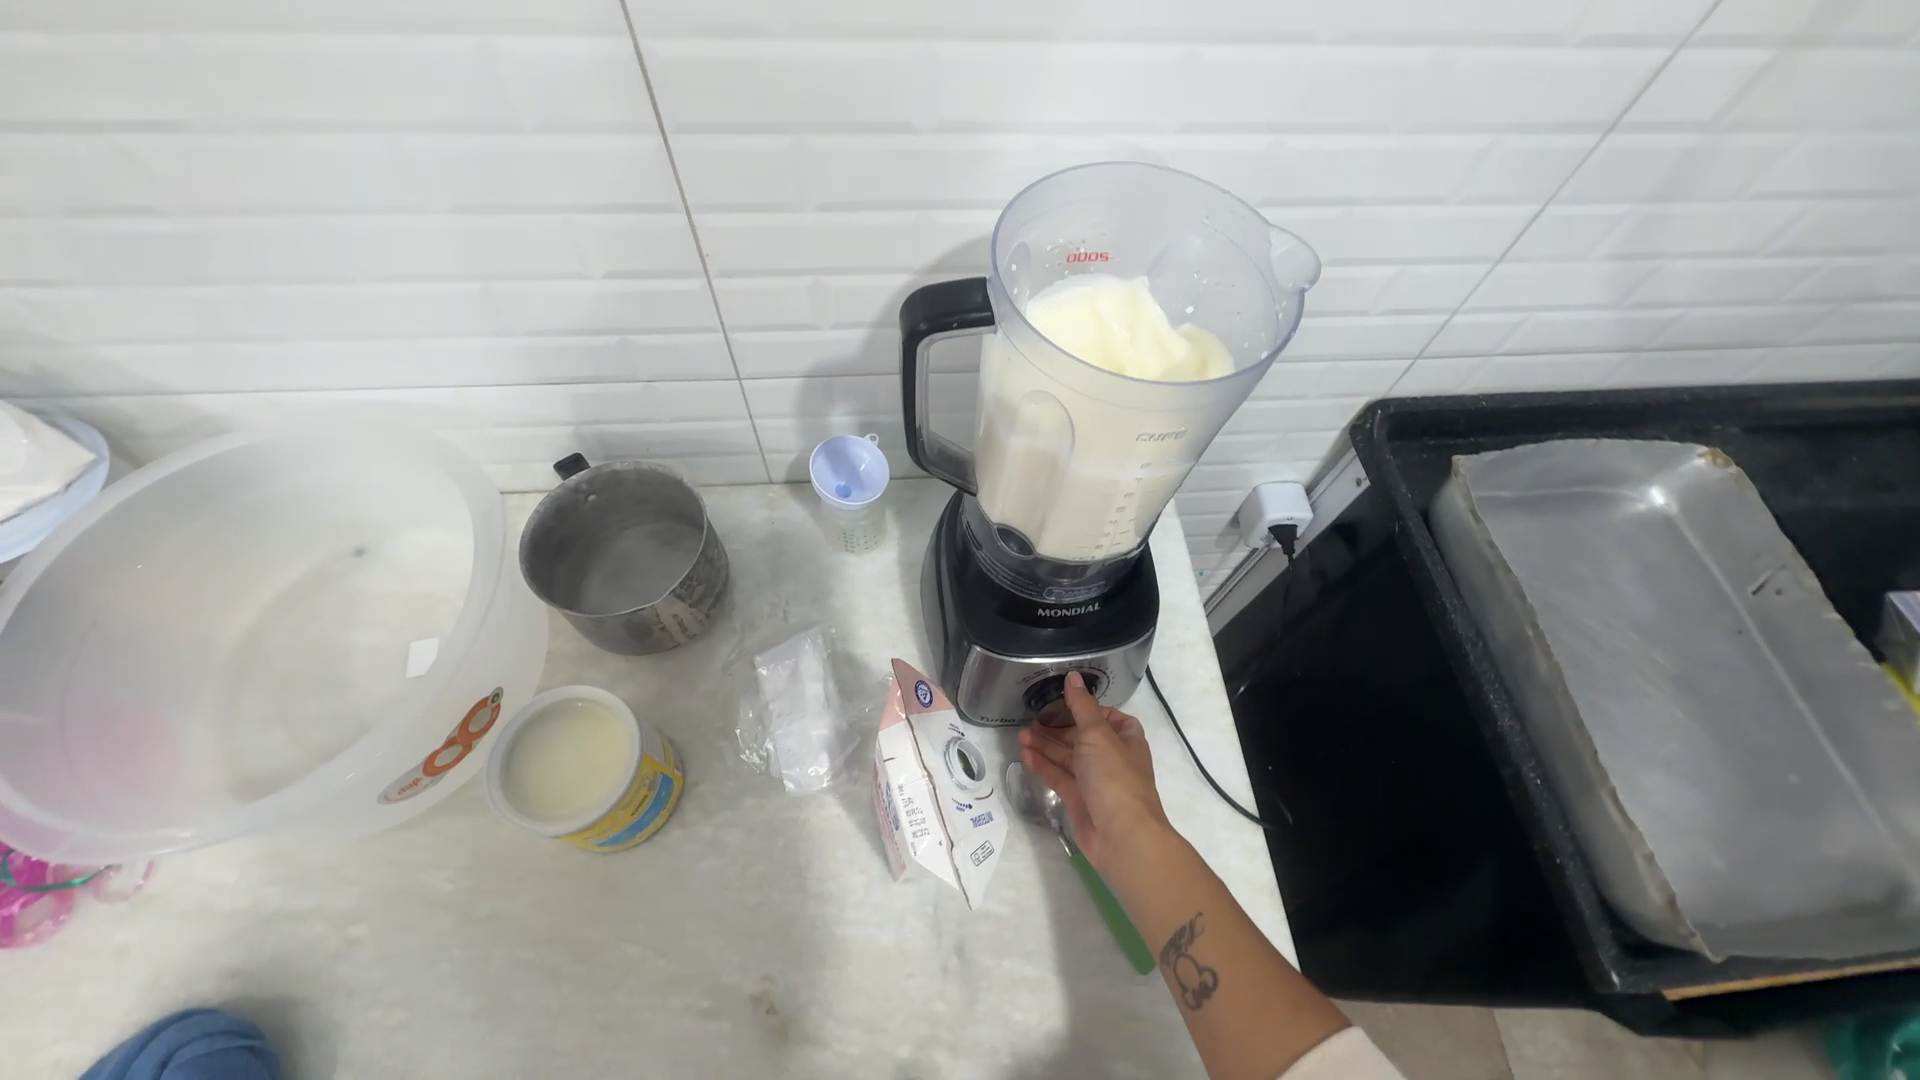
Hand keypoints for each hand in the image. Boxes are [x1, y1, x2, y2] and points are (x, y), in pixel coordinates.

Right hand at [1018, 672, 1170, 873]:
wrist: (1122, 836)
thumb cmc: (1114, 778)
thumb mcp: (1097, 734)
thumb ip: (1081, 706)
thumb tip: (1073, 677)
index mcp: (1125, 739)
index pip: (1108, 717)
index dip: (1087, 708)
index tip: (1062, 700)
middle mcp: (1112, 758)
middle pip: (1083, 737)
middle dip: (1059, 727)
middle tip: (1032, 717)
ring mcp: (1096, 781)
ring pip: (1068, 758)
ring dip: (1046, 745)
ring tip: (1020, 734)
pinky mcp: (1080, 800)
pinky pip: (1059, 777)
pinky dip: (1043, 765)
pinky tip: (1024, 755)